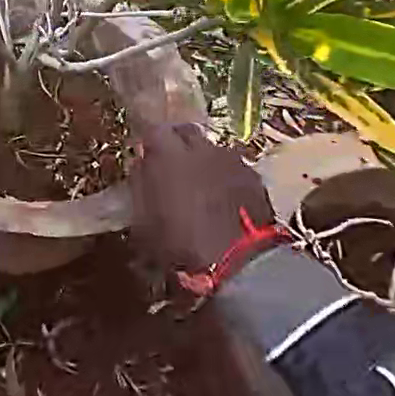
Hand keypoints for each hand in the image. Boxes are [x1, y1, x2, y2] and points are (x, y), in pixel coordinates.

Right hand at [130, 123, 274, 272]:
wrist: (240, 265)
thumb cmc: (180, 246)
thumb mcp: (144, 221)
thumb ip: (140, 185)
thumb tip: (141, 163)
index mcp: (168, 155)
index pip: (154, 130)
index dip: (149, 142)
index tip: (145, 154)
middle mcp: (201, 148)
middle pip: (186, 132)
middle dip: (177, 143)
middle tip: (171, 164)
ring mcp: (231, 159)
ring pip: (211, 148)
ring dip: (202, 159)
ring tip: (200, 183)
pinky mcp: (254, 176)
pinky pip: (233, 166)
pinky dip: (225, 175)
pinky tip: (224, 197)